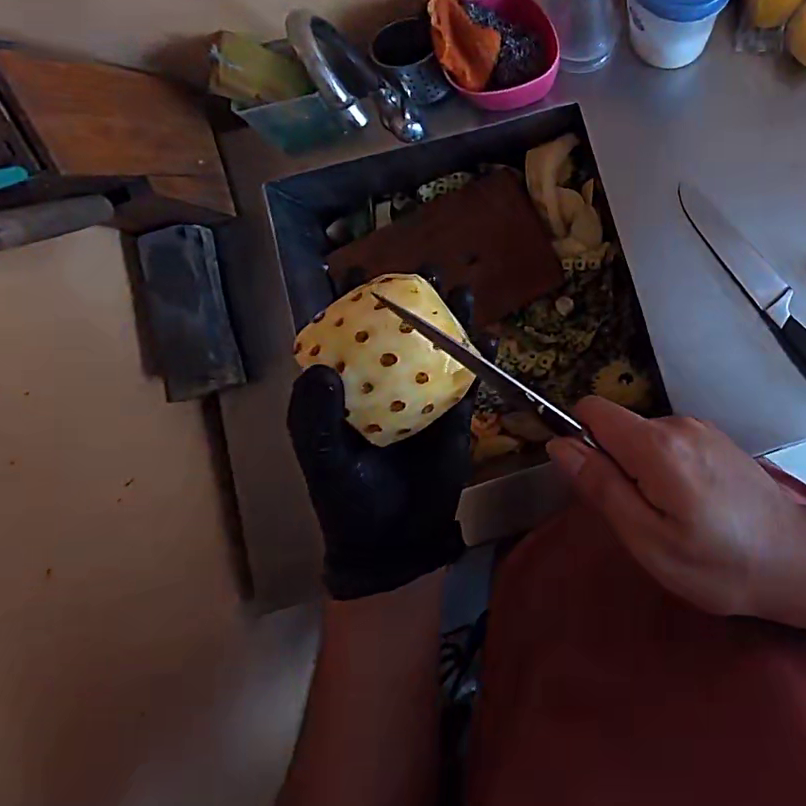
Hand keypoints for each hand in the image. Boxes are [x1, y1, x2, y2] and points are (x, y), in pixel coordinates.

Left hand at [289, 285, 477, 600]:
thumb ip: (315, 420)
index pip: (350, 337)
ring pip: (440, 350)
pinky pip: (470, 381)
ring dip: (453, 320)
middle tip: (426, 268)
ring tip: (461, 290)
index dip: (350, 302)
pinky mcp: (456, 416)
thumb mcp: (324, 461)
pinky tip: (490, 336)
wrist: (395, 539)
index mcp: (352, 392)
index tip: (355, 267)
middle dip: (415, 299)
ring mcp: (425, 399)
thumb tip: (321, 370)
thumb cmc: (351, 499)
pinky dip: (480, 358)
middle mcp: (389, 386)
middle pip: (402, 333)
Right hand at [546, 398, 805, 617]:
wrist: (795, 559)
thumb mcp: (647, 538)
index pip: (593, 409)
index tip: (590, 480)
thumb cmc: (717, 563)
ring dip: (642, 471)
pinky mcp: (717, 439)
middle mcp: (679, 423)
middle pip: (620, 427)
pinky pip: (670, 445)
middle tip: (640, 518)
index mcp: (656, 444)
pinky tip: (693, 507)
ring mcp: (702, 429)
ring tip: (671, 519)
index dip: (578, 437)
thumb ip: (601, 486)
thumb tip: (560, 445)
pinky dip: (666, 470)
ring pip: (644, 439)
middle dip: (614, 465)